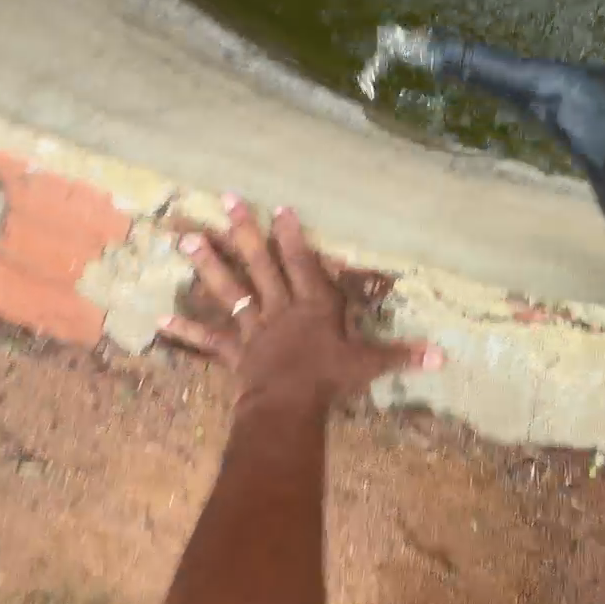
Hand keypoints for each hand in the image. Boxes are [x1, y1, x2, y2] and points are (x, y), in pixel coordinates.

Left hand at [161, 197, 442, 410]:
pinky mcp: (236, 352)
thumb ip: (404, 355)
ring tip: (185, 236)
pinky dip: (187, 330)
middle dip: (245, 230)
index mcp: (314, 306)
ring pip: (230, 290)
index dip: (293, 235)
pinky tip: (160, 318)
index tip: (281, 208)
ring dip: (209, 263)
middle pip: (261, 264)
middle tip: (229, 198)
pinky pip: (210, 339)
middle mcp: (281, 309)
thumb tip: (444, 356)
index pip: (303, 263)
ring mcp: (254, 328)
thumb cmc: (331, 380)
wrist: (289, 405)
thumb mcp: (372, 364)